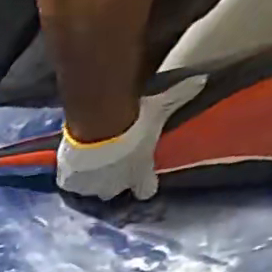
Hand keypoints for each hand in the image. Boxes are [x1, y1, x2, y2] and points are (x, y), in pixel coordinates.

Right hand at [56, 74, 207, 200]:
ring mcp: (89, 187)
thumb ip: (179, 97)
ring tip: (89, 165)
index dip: (144, 183)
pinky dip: (71, 176)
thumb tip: (203, 79)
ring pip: (90, 189)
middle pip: (113, 192)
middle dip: (112, 182)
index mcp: (139, 175)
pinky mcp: (69, 183)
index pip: (145, 190)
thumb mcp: (160, 108)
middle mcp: (114, 188)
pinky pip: (70, 184)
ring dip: (90, 180)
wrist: (97, 128)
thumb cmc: (134, 122)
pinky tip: (72, 166)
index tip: (141, 175)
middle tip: (111, 165)